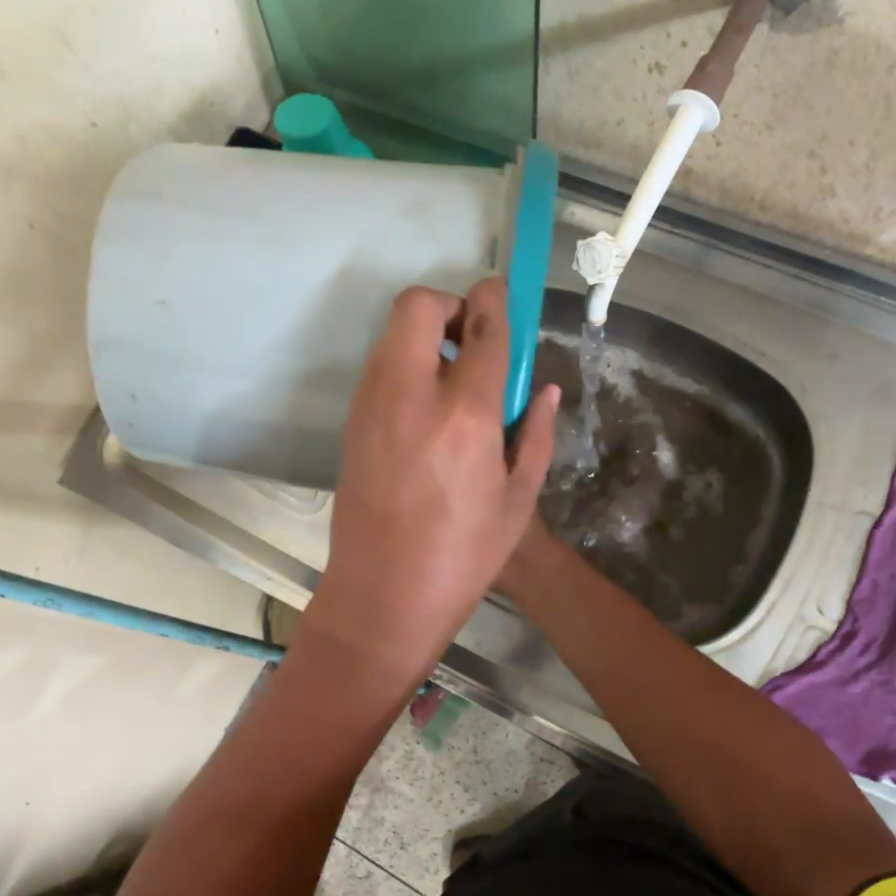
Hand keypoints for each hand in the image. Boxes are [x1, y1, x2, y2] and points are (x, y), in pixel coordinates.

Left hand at [304, 278, 559, 680]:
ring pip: (393, 334)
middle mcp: (411, 393)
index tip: (505, 299)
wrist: (383, 596)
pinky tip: (427, 415)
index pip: (482, 325)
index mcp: (465, 412)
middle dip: (449, 306)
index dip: (496, 301)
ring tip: (453, 384)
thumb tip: (544, 391)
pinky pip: (380, 369)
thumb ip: (534, 435)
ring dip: (425, 337)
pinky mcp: (352, 423)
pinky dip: (405, 368)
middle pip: (418, 305)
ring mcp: (372, 405)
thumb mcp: (518, 500)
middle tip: (471, 343)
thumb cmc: (463, 556)